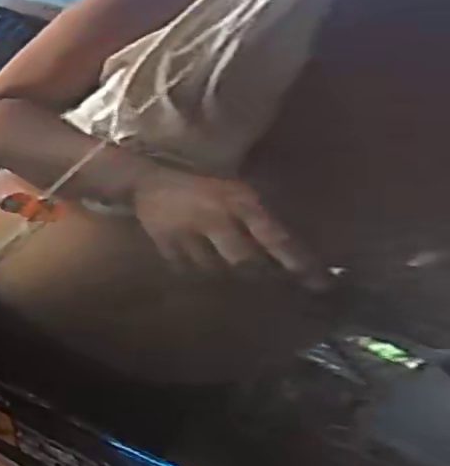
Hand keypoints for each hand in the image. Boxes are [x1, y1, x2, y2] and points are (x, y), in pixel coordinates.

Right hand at [128, 163, 318, 281]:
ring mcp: (182, 229)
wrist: (146, 179)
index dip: (299, 263)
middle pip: (242, 260)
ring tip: (233, 278)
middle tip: (268, 282)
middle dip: (258, 273)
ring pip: (211, 266)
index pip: (276, 239)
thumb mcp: (239, 192)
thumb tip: (297, 251)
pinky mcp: (159, 237)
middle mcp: (212, 218)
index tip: (319, 285)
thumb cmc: (203, 185)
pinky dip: (193, 271)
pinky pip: (180, 264)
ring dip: (225, 274)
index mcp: (239, 203)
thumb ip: (263, 217)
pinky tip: (200, 271)